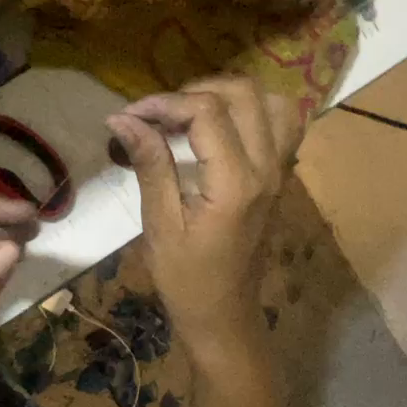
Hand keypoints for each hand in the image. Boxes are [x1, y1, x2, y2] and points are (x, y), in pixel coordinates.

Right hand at [105, 76, 305, 366]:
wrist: (224, 315)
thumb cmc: (186, 279)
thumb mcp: (159, 225)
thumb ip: (150, 165)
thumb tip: (123, 118)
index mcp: (235, 183)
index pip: (206, 112)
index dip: (163, 103)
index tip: (129, 115)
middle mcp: (267, 168)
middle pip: (243, 93)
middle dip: (194, 91)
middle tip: (158, 115)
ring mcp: (280, 170)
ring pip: (271, 100)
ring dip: (229, 96)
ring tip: (190, 115)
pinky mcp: (281, 175)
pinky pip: (282, 123)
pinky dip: (253, 111)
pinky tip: (220, 128)